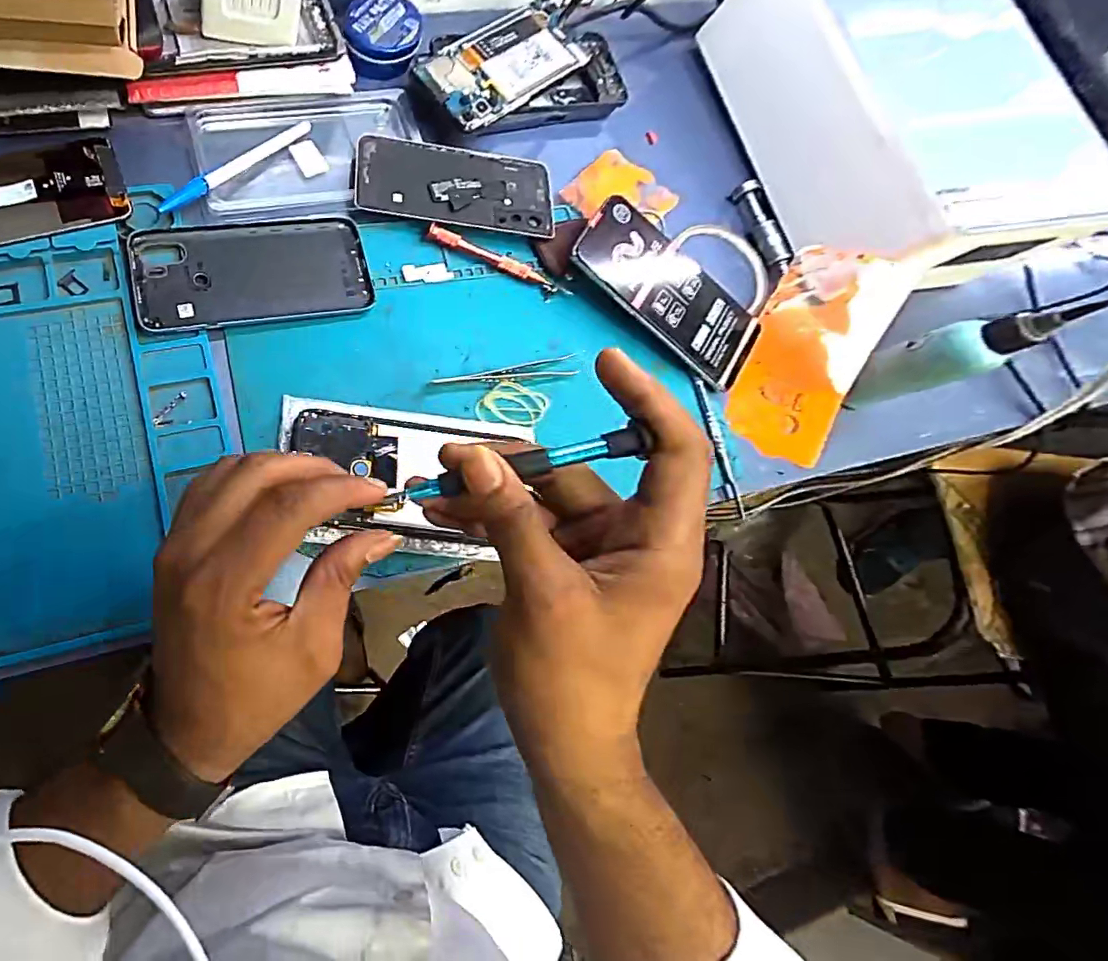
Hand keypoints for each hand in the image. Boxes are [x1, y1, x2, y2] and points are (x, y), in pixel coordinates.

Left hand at [148, 453, 400, 782]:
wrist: (185, 727)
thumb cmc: (253, 700)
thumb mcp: (312, 650)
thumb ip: (339, 580)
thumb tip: (377, 534)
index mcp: (226, 584)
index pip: (285, 508)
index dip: (335, 490)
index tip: (374, 490)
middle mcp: (191, 552)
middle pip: (254, 475)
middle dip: (310, 468)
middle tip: (350, 483)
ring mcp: (173, 544)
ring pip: (227, 470)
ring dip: (277, 465)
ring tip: (319, 482)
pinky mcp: (170, 545)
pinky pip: (207, 486)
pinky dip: (246, 475)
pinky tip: (275, 488)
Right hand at [419, 348, 711, 775]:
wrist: (560, 743)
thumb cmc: (572, 678)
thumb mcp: (540, 591)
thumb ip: (509, 518)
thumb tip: (473, 457)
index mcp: (658, 542)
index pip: (671, 452)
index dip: (646, 401)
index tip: (605, 364)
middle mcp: (629, 536)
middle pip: (575, 475)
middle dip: (514, 467)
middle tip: (454, 460)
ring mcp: (591, 550)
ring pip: (539, 498)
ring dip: (488, 493)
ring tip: (436, 489)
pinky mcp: (559, 564)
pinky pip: (523, 524)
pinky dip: (487, 517)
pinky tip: (445, 514)